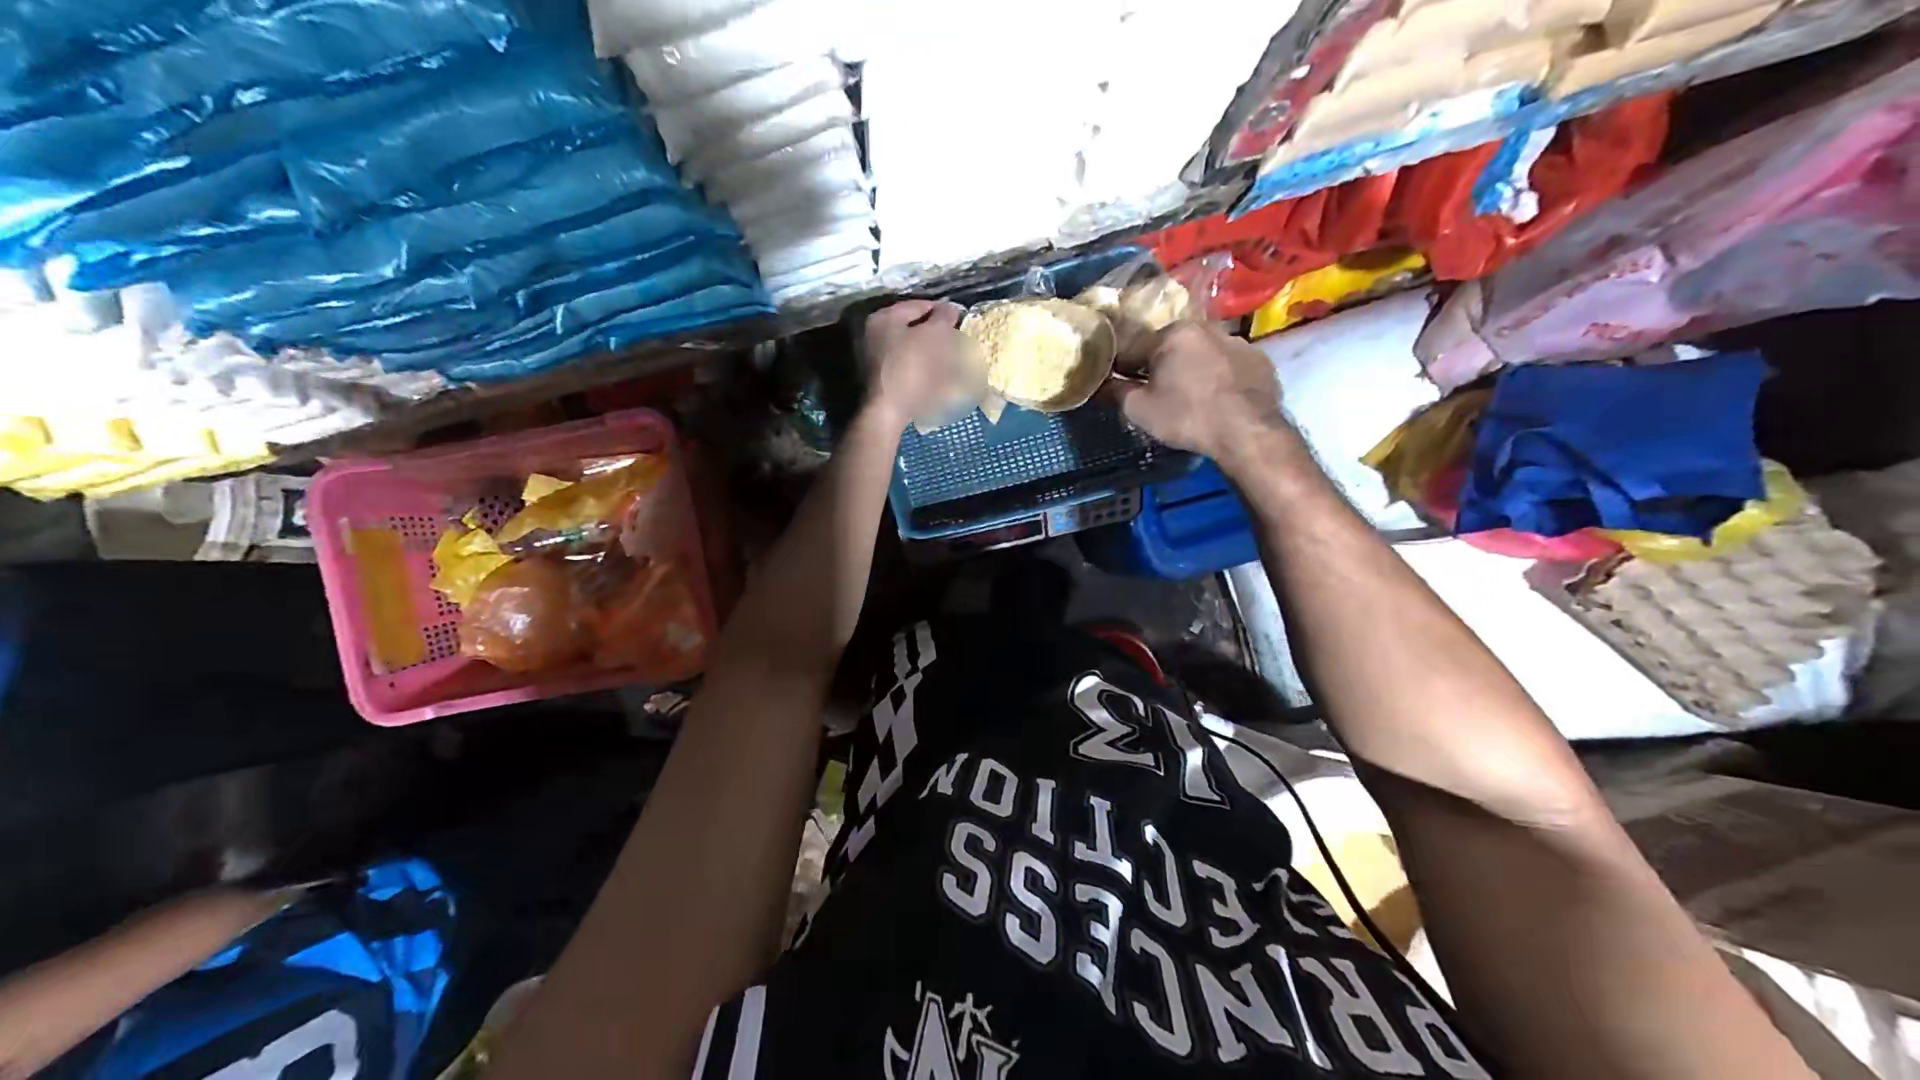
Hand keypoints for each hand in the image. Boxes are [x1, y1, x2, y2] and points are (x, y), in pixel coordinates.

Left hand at [862, 299, 967, 429]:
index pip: (918, 306)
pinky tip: (934, 377)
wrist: (887, 412)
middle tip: (955, 340)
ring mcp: (873, 357)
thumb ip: (943, 318)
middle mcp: (873, 334)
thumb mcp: (933, 337)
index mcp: (883, 318)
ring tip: (949, 360)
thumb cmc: (911, 368)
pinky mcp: (878, 379)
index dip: (942, 311)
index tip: (959, 320)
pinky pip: (904, 366)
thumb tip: (949, 310)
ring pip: (908, 348)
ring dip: (928, 351)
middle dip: (934, 332)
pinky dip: (920, 368)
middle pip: (911, 327)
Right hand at [1107, 322, 1291, 464]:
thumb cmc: (1187, 417)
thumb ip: (1116, 392)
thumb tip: (1099, 383)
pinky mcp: (1261, 359)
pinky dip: (1221, 378)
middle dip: (1161, 366)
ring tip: (1192, 398)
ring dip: (1193, 369)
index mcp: (1172, 333)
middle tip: (1159, 394)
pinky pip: (1230, 366)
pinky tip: (1220, 400)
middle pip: (1172, 347)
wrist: (1248, 432)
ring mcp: (1237, 342)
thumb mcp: (1140, 410)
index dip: (1123, 369)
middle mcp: (1206, 327)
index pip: (1134, 348)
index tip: (1120, 386)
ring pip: (1203, 354)